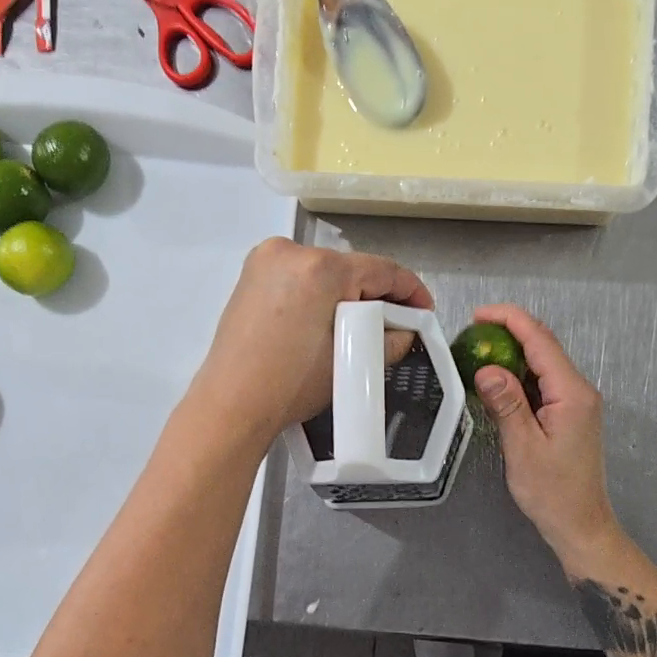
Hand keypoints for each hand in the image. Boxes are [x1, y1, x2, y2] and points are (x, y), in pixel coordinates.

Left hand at [194, 238, 431, 439]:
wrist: (232, 404)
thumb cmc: (290, 384)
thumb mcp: (349, 361)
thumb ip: (387, 340)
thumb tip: (403, 331)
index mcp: (319, 268)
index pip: (380, 269)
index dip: (410, 289)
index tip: (424, 309)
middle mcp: (290, 253)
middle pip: (350, 268)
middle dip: (376, 295)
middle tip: (395, 324)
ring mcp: (264, 262)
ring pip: (324, 272)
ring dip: (346, 295)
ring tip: (360, 328)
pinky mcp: (251, 278)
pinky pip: (299, 278)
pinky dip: (318, 295)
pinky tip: (327, 323)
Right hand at [470, 304, 622, 563]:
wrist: (580, 524)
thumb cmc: (552, 492)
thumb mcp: (522, 447)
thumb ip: (506, 404)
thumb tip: (487, 369)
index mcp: (572, 393)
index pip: (540, 341)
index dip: (510, 320)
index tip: (478, 315)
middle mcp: (579, 391)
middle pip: (544, 346)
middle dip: (509, 332)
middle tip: (471, 334)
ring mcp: (576, 402)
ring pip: (543, 364)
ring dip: (513, 354)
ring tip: (478, 354)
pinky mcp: (570, 415)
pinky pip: (544, 384)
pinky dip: (520, 377)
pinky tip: (497, 382)